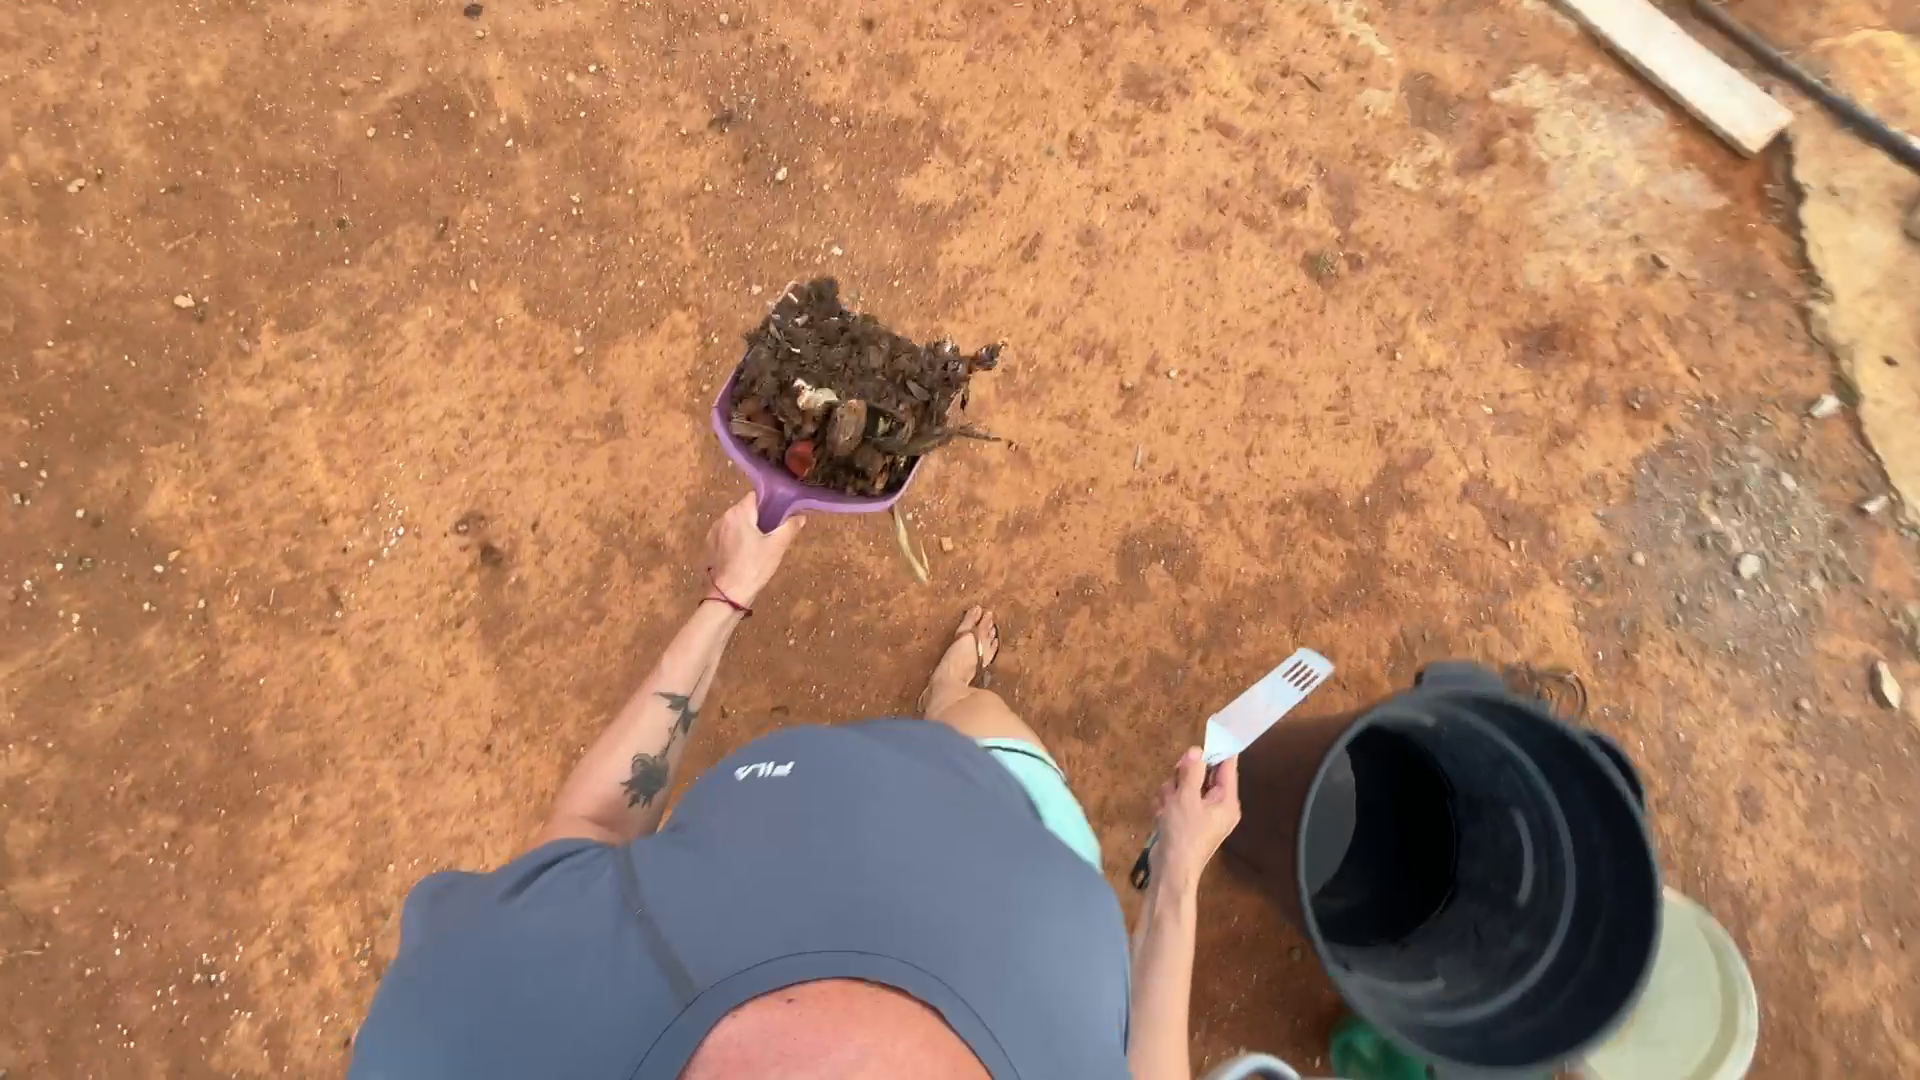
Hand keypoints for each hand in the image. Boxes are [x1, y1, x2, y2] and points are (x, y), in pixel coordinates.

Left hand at [706, 492, 803, 605]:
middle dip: (759, 516)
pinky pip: (727, 533)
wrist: (729, 593)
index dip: (769, 501)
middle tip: (773, 530)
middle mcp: (724, 517)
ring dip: (747, 527)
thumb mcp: (777, 547)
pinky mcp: (710, 544)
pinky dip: (736, 537)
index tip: (780, 512)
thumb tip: (801, 516)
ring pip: (735, 521)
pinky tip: (745, 552)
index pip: (755, 496)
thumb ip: (790, 527)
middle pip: (745, 508)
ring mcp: (714, 531)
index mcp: (739, 513)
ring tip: (760, 543)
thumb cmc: (755, 566)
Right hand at [1148, 748, 1240, 893]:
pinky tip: (1161, 814)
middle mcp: (1217, 805)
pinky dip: (1166, 804)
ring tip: (1167, 806)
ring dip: (1170, 791)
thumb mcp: (1186, 797)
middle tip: (1175, 783)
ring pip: (1184, 785)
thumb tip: (1197, 750)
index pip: (1227, 766)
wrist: (1170, 869)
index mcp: (1226, 800)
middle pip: (1201, 774)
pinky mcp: (1185, 820)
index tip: (1212, 731)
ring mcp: (1200, 813)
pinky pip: (1176, 800)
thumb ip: (1191, 771)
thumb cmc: (1183, 832)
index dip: (1218, 749)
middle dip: (1183, 776)